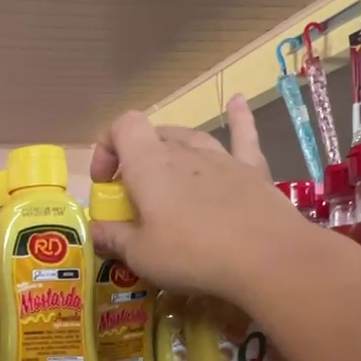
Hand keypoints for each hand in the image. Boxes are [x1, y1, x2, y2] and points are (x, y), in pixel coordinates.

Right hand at [88, 96, 316, 305]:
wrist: (266, 259)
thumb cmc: (191, 255)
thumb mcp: (140, 256)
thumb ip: (114, 238)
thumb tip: (95, 230)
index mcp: (149, 165)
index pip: (122, 128)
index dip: (107, 148)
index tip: (104, 183)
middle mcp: (183, 151)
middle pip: (153, 136)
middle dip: (135, 158)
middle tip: (131, 195)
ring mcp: (221, 157)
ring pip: (189, 137)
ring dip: (170, 147)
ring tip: (163, 171)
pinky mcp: (252, 170)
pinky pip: (243, 135)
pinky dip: (238, 118)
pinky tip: (238, 101)